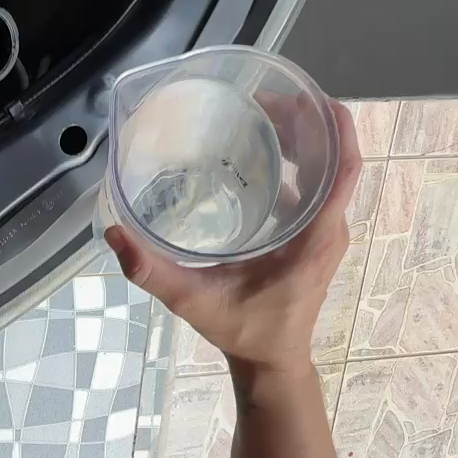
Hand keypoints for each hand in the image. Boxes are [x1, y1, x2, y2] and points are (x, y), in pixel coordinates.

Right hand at [105, 99, 362, 373]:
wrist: (270, 361)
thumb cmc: (242, 330)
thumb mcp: (193, 300)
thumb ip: (152, 271)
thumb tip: (114, 234)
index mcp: (315, 237)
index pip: (343, 170)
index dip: (333, 129)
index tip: (307, 96)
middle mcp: (328, 229)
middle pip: (334, 161)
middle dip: (308, 124)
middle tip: (264, 101)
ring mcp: (323, 234)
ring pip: (327, 174)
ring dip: (304, 141)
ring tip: (264, 117)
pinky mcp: (312, 239)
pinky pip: (315, 190)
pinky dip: (297, 165)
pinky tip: (262, 157)